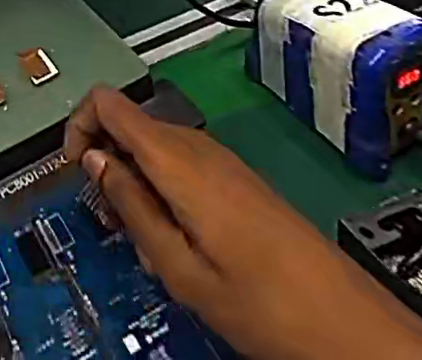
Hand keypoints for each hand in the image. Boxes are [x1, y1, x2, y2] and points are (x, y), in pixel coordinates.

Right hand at [64, 86, 421, 359]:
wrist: (348, 321)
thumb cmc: (259, 302)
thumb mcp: (178, 267)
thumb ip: (130, 205)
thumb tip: (94, 160)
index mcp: (175, 159)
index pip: (106, 102)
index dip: (78, 125)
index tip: (73, 170)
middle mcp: (195, 144)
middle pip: (126, 120)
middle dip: (103, 158)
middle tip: (108, 216)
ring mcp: (218, 156)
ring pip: (151, 142)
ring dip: (130, 175)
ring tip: (141, 236)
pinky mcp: (234, 173)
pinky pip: (178, 160)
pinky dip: (158, 183)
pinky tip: (173, 235)